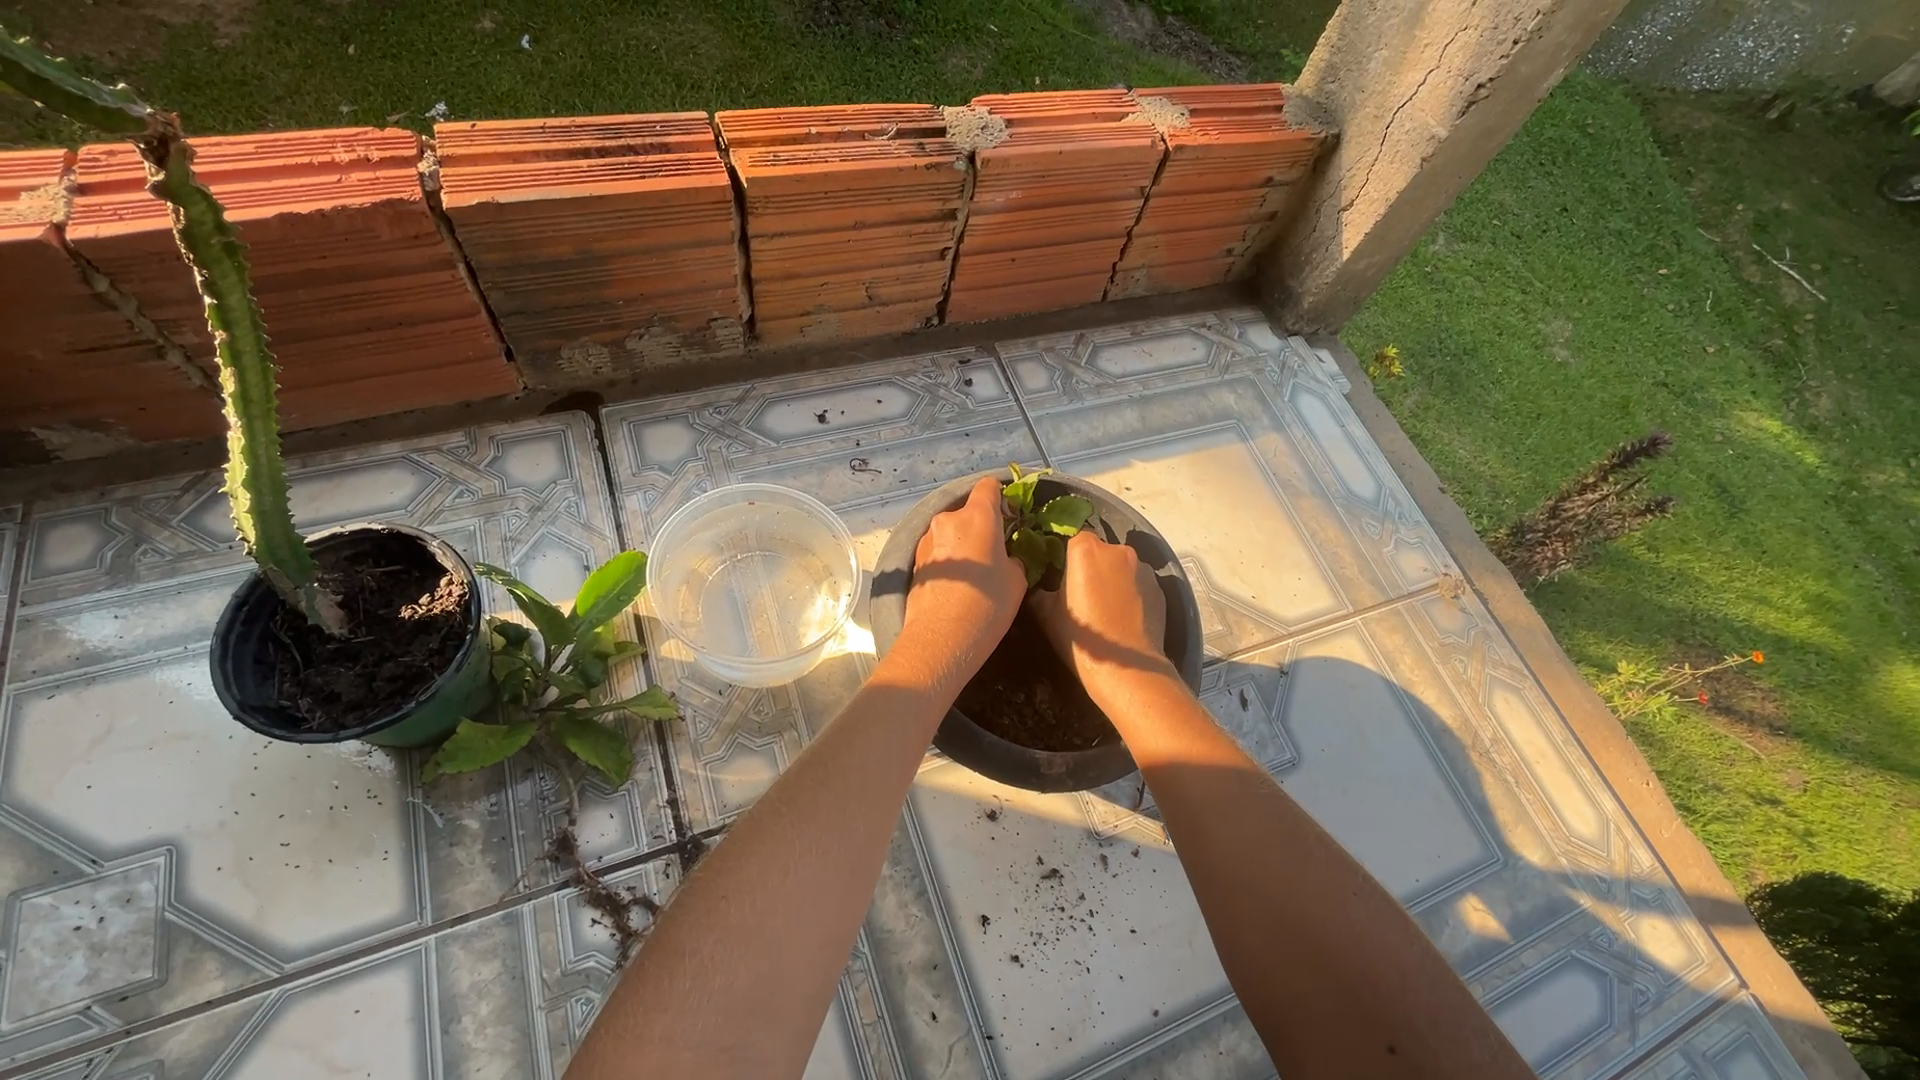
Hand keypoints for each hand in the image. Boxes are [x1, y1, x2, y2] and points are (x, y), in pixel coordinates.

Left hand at [900, 476, 1025, 684]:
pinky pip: (938, 550)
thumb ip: (1012, 557)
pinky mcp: (914, 560)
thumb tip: (1003, 558)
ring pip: (951, 532)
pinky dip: (949, 559)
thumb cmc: (987, 603)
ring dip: (963, 544)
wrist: (942, 638)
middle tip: (994, 552)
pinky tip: (958, 584)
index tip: (1009, 517)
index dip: (1001, 497)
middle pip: (968, 511)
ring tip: (974, 573)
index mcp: (978, 516)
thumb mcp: (1017, 579)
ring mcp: (927, 540)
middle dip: (981, 526)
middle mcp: (948, 520)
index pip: (988, 487)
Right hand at [1029, 530, 1176, 702]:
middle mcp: (1118, 551)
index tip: (1061, 578)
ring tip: (1106, 609)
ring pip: (1121, 567)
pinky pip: (1139, 584)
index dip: (1066, 558)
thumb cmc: (1080, 637)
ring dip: (1113, 580)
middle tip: (1082, 595)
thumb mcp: (1046, 615)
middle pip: (1100, 551)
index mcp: (1086, 549)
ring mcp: (1143, 569)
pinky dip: (1131, 594)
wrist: (1126, 669)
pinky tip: (1124, 618)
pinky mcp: (1160, 589)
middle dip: (1091, 567)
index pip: (1072, 540)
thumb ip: (1041, 592)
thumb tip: (1041, 589)